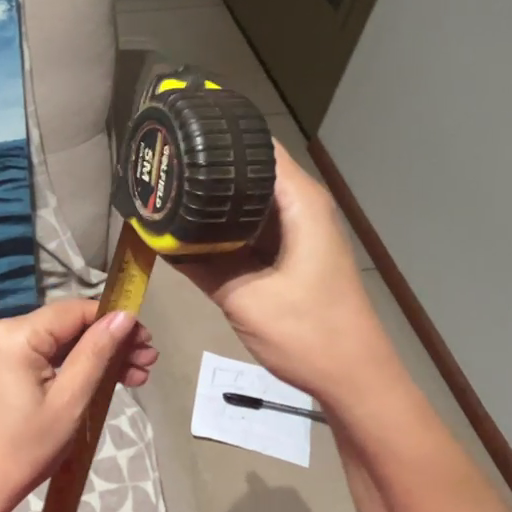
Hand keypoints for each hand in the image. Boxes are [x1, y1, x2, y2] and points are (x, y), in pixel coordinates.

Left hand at [0, 300, 154, 511]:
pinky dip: (69, 364)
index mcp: (15, 333)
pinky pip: (40, 353)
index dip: (114, 321)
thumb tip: (123, 316)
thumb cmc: (25, 448)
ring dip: (93, 355)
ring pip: (56, 340)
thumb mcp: (70, 401)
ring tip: (135, 376)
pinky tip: (101, 379)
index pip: (75, 310)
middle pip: (66, 325)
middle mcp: (0, 328)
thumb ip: (97, 353)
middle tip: (148, 363)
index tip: (147, 341)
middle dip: (108, 342)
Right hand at [174, 141, 399, 403]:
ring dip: (212, 201)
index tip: (178, 131)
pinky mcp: (289, 255)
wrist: (354, 380)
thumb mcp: (244, 297)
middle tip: (159, 164)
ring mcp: (296, 232)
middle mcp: (300, 208)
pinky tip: (187, 231)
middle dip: (207, 167)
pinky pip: (249, 229)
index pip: (259, 146)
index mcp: (300, 203)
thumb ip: (200, 263)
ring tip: (164, 192)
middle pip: (249, 171)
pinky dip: (222, 228)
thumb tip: (158, 237)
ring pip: (246, 202)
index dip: (220, 135)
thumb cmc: (309, 333)